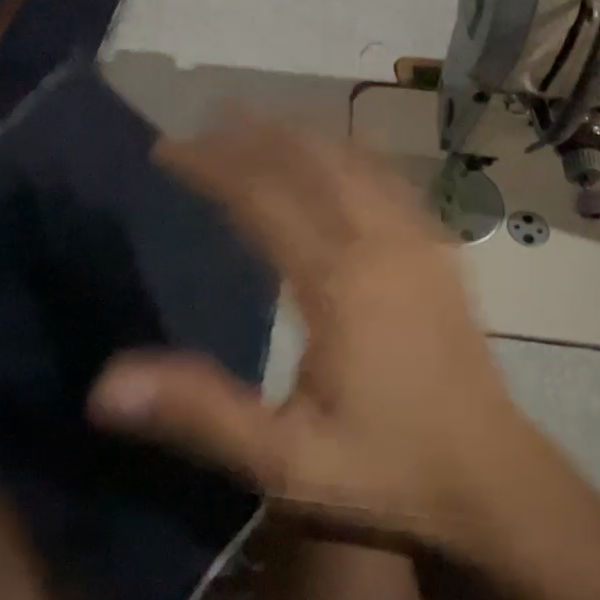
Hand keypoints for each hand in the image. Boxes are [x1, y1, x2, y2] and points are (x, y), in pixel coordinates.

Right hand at [86, 112, 537, 547]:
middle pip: (310, 161)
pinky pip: (391, 180)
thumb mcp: (287, 460)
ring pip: (354, 161)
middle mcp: (381, 243)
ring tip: (258, 124)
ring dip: (301, 135)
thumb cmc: (387, 469)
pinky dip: (351, 155)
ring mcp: (419, 242)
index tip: (167, 149)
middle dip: (254, 133)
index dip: (211, 166)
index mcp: (340, 282)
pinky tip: (338, 158)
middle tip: (205, 119)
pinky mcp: (440, 253)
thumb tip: (105, 385)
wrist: (493, 480)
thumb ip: (203, 416)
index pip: (263, 197)